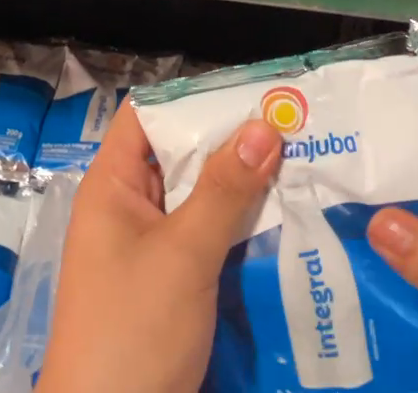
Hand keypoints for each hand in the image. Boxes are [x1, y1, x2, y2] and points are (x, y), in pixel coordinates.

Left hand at [37, 104, 282, 392]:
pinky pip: (210, 235)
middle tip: (297, 122)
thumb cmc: (134, 330)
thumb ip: (223, 190)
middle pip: (180, 154)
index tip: (253, 88)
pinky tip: (288, 216)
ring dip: (244, 183)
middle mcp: (129, 207)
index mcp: (112, 186)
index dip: (194, 97)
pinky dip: (243, 224)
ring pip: (200, 196)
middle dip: (233, 139)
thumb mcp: (182, 255)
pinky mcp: (174, 281)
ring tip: (305, 159)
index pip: (148, 115)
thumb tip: (264, 124)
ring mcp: (152, 246)